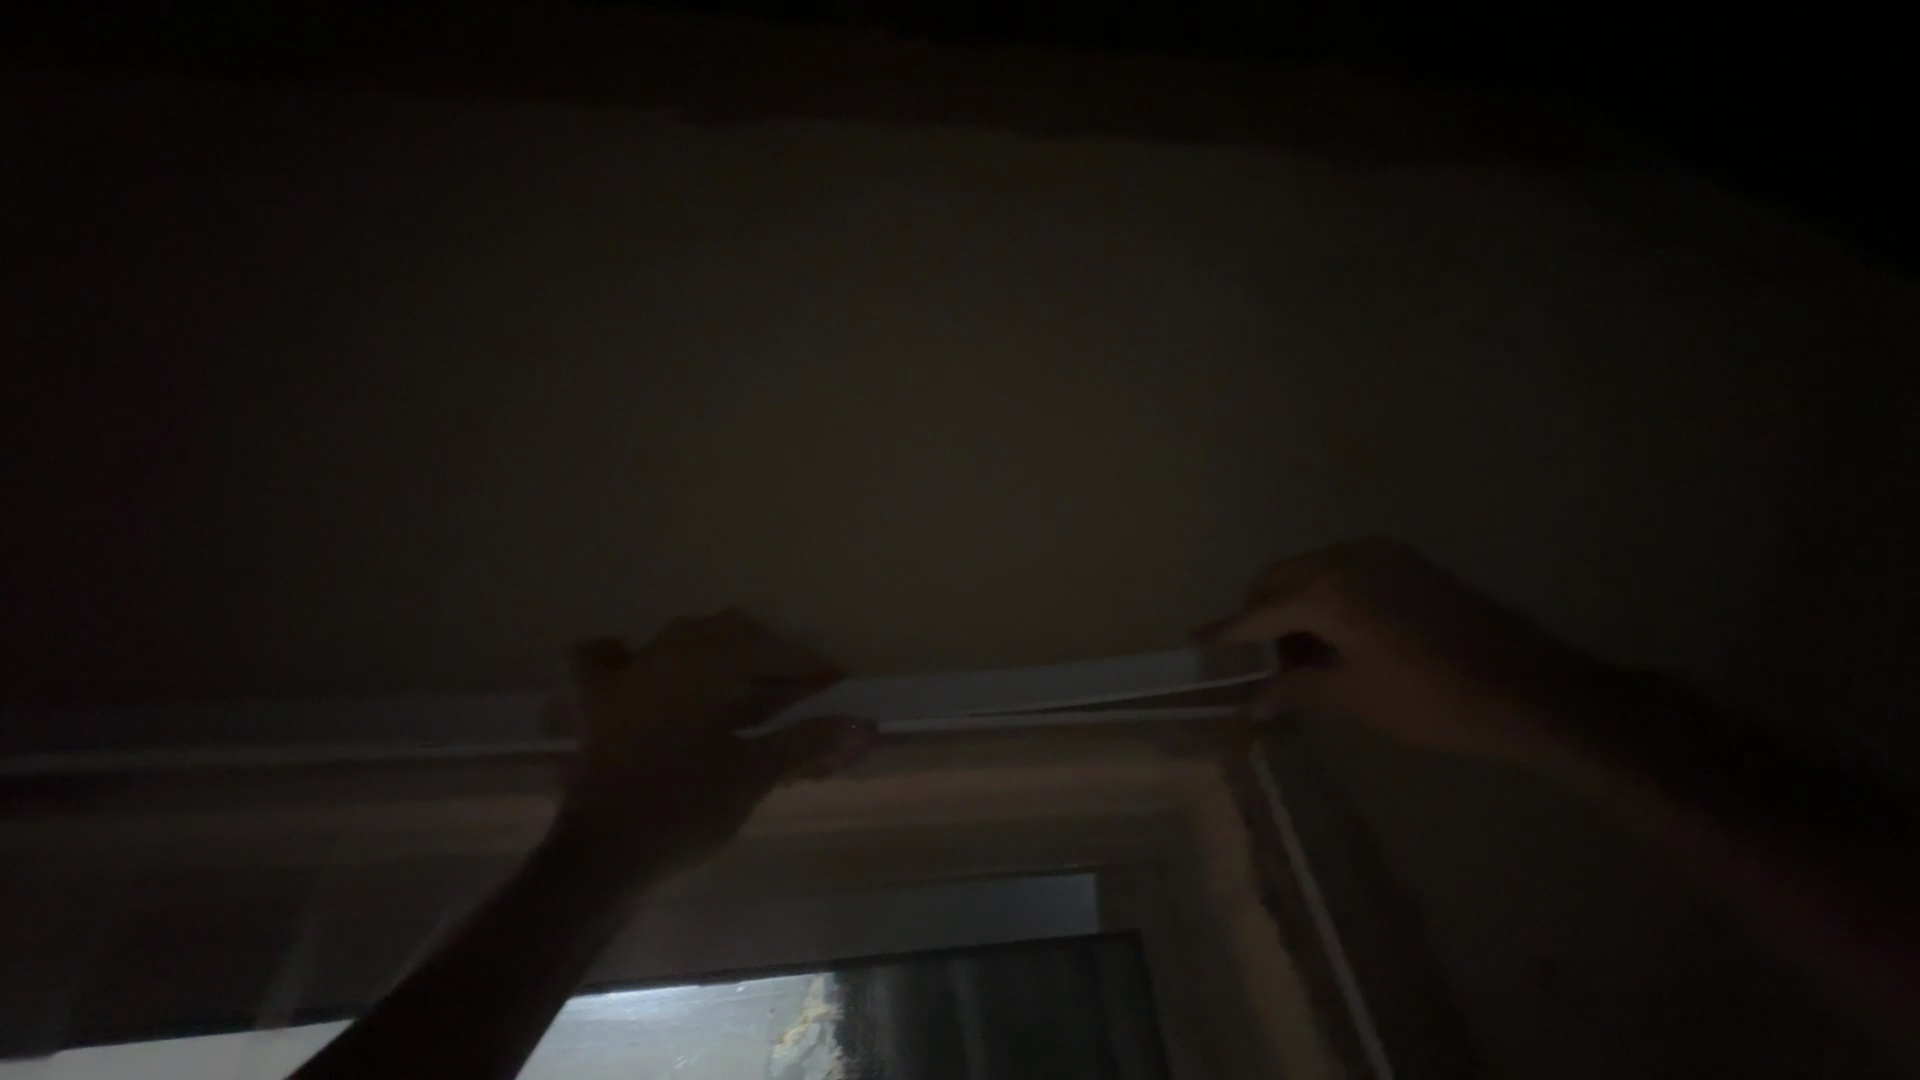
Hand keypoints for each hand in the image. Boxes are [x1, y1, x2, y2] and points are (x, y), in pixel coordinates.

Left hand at [550, 609, 875, 874]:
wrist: (603, 856)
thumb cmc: (685, 808)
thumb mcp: (754, 774)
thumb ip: (808, 743)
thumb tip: (865, 727)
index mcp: (702, 665)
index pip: (767, 649)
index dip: (806, 662)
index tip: (837, 677)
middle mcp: (663, 655)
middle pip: (727, 633)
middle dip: (768, 653)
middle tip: (801, 683)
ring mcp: (626, 676)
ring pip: (681, 640)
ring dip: (721, 651)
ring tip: (748, 678)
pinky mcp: (600, 704)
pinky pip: (609, 660)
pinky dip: (631, 656)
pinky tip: (648, 668)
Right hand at [1197, 539, 1612, 767]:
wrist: (1539, 694)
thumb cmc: (1436, 702)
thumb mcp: (1356, 699)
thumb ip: (1296, 688)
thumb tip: (1252, 698)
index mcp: (1329, 594)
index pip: (1257, 612)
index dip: (1225, 632)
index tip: (1194, 642)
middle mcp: (1348, 559)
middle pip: (1278, 579)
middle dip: (1258, 615)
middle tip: (1254, 660)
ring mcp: (1382, 556)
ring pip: (1310, 572)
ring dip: (1292, 606)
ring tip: (1299, 656)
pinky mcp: (1408, 563)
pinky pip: (1344, 572)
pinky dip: (1325, 598)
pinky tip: (1337, 638)